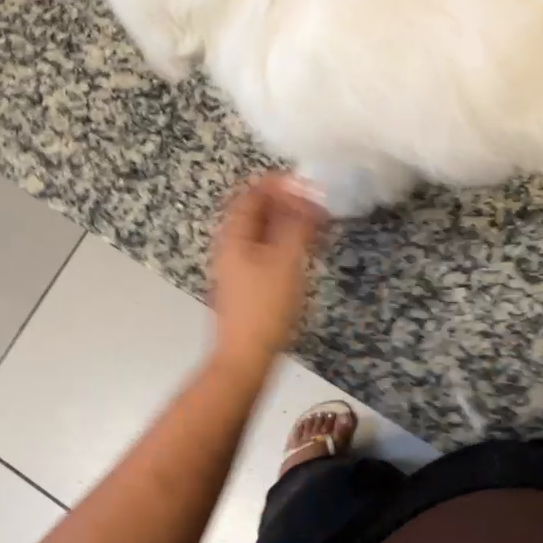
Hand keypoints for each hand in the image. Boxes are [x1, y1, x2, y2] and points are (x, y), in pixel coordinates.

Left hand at [207, 174, 326, 369]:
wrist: (244, 359)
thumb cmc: (265, 308)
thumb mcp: (287, 261)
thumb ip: (300, 225)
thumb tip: (311, 198)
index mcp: (233, 235)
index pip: (251, 193)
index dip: (277, 183)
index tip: (305, 183)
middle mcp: (229, 246)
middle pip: (254, 211)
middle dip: (284, 202)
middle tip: (314, 202)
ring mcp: (234, 267)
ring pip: (260, 232)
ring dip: (286, 223)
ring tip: (314, 225)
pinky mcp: (244, 285)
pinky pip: (263, 251)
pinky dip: (283, 243)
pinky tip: (302, 253)